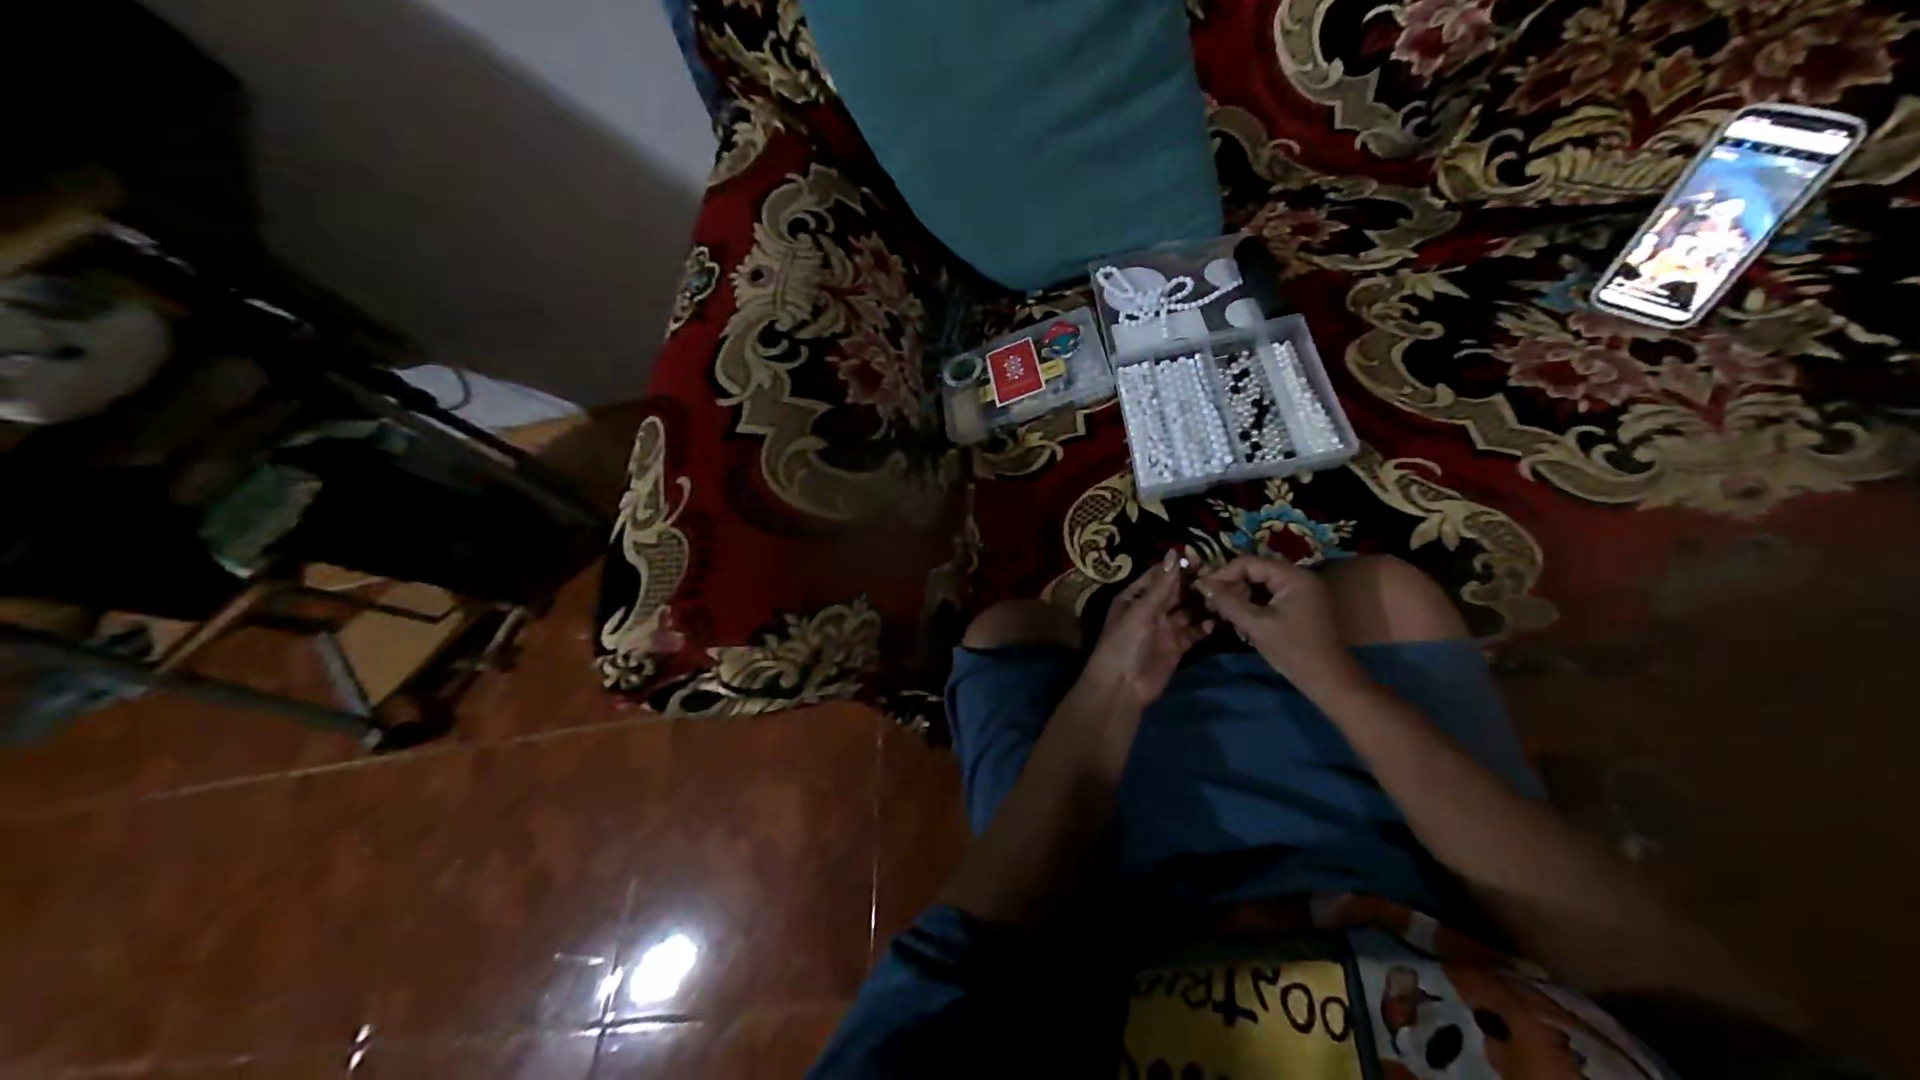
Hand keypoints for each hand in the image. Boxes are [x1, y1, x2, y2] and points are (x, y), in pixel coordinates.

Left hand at [1081, 549, 1211, 709]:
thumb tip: (1173, 552)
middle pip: (1175, 592)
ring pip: (1187, 611)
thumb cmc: (1125, 643)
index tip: (1201, 555)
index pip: (1159, 575)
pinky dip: (1203, 627)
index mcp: (1135, 597)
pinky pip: (1192, 632)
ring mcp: (1164, 628)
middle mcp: (1150, 610)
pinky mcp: (1175, 647)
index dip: (1177, 566)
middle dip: (1194, 584)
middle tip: (1220, 574)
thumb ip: (1161, 585)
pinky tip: (1215, 622)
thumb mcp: (1141, 611)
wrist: (1122, 686)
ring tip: (1223, 595)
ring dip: (1202, 604)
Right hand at [1195, 555, 1363, 694]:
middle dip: (1232, 583)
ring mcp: (1302, 588)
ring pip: (1262, 580)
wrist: (1327, 677)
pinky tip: (1242, 614)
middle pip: (1256, 569)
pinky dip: (1254, 600)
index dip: (1223, 574)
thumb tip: (1201, 583)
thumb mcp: (1255, 625)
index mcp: (1293, 577)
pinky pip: (1271, 592)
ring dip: (1241, 592)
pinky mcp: (1301, 601)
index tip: (1203, 590)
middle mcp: (1300, 575)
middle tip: (1212, 601)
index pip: (1249, 562)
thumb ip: (1227, 602)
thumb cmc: (1292, 650)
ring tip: (1225, 609)